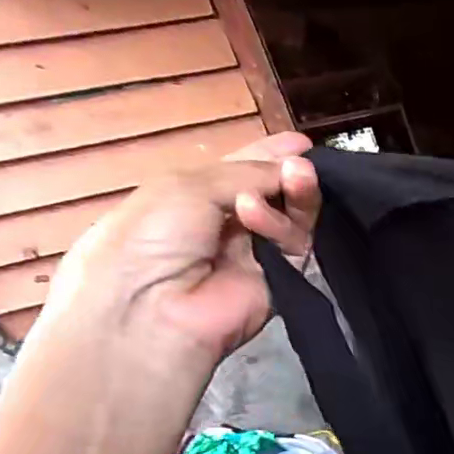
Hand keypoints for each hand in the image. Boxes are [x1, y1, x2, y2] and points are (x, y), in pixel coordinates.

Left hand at [42, 132, 319, 362]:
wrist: (150, 309)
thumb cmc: (148, 237)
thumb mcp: (186, 187)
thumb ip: (248, 172)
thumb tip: (296, 167)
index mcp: (194, 198)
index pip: (242, 171)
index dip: (269, 155)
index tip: (302, 143)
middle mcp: (230, 224)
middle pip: (275, 192)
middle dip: (288, 174)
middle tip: (305, 164)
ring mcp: (259, 252)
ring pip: (293, 216)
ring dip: (293, 194)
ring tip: (298, 177)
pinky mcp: (285, 277)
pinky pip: (298, 245)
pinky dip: (283, 227)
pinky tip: (259, 217)